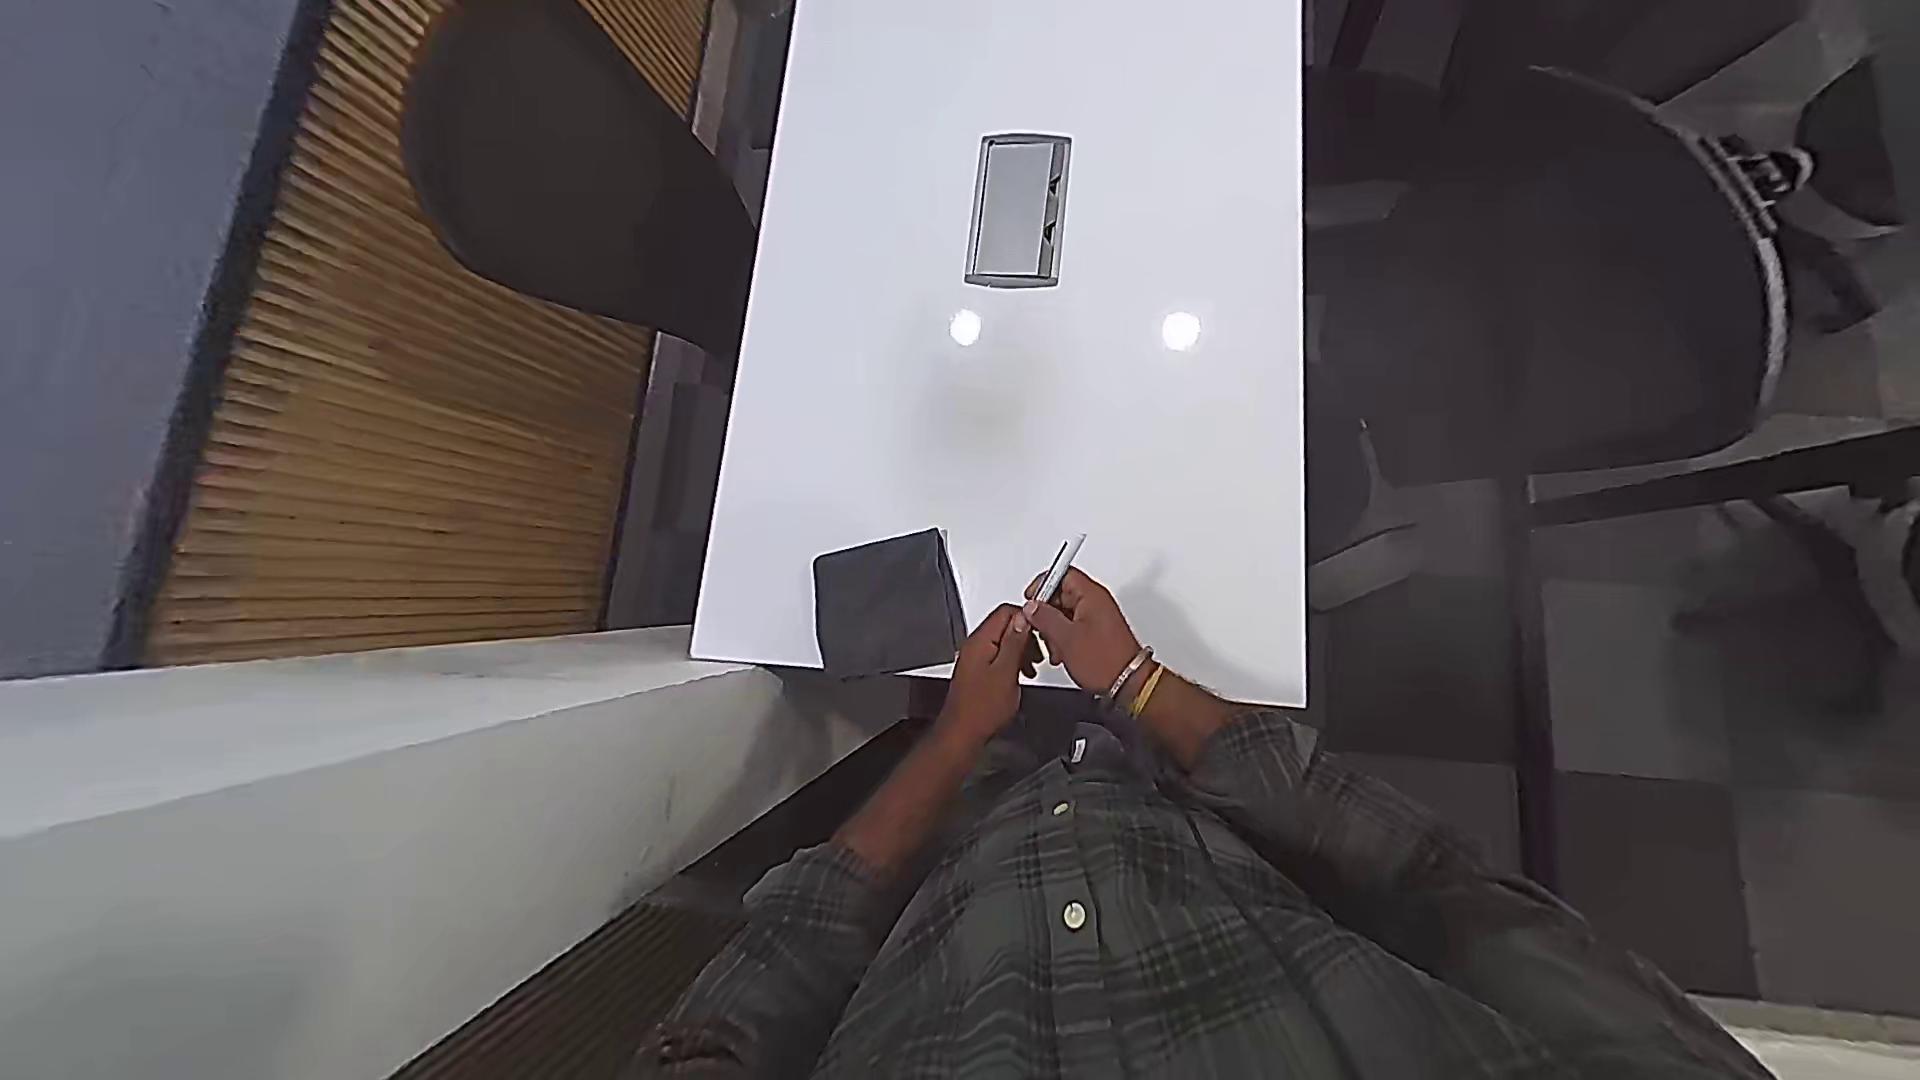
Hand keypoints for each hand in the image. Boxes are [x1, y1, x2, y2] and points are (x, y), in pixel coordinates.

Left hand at [937, 603, 1037, 744]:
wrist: (963, 733)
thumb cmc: (981, 709)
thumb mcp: (1006, 671)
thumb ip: (1015, 642)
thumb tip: (1024, 618)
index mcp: (980, 641)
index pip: (1005, 612)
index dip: (1027, 618)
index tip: (1041, 632)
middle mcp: (975, 646)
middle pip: (1005, 625)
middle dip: (1026, 636)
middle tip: (1039, 652)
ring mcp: (975, 658)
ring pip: (1003, 641)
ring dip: (1021, 650)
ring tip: (1031, 665)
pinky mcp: (978, 671)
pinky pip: (998, 656)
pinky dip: (1012, 661)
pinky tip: (1020, 674)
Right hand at [1023, 567, 1142, 695]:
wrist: (1129, 683)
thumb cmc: (1107, 661)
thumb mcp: (1066, 637)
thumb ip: (1044, 617)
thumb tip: (1031, 607)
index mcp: (1090, 595)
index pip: (1061, 573)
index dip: (1042, 585)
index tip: (1032, 600)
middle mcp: (1095, 601)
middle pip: (1060, 594)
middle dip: (1046, 612)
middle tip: (1040, 628)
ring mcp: (1097, 616)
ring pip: (1064, 612)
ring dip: (1053, 628)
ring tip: (1054, 646)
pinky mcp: (1096, 630)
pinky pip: (1072, 625)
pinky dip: (1063, 636)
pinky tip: (1061, 652)